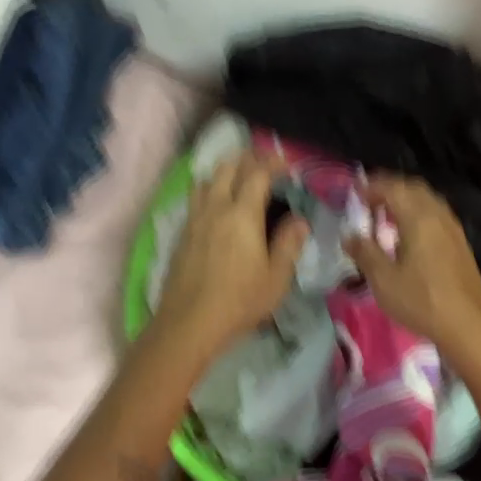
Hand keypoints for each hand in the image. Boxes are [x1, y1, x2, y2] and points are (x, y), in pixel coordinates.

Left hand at [154, 152, 308, 354]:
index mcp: (243, 214)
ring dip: (223, 172)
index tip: (286, 163)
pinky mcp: (181, 234)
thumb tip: (299, 221)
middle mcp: (216, 208)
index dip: (273, 162)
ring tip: (237, 181)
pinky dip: (208, 192)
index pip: (258, 173)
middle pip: (227, 168)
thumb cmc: (239, 301)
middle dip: (246, 159)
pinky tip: (216, 208)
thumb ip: (288, 244)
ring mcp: (194, 220)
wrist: (189, 322)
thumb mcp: (276, 278)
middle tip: (263, 164)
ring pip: (205, 180)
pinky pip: (195, 200)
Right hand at [344, 176, 480, 347]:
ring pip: (427, 201)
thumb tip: (350, 235)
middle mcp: (439, 216)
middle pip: (413, 188)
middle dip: (389, 189)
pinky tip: (409, 235)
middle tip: (369, 202)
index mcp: (419, 218)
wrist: (467, 326)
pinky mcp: (460, 244)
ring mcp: (453, 229)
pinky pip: (436, 216)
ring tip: (386, 217)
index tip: (354, 193)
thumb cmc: (421, 301)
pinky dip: (418, 214)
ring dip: (405, 201)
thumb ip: (364, 252)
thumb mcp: (383, 280)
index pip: (393, 188)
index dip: (371, 186)